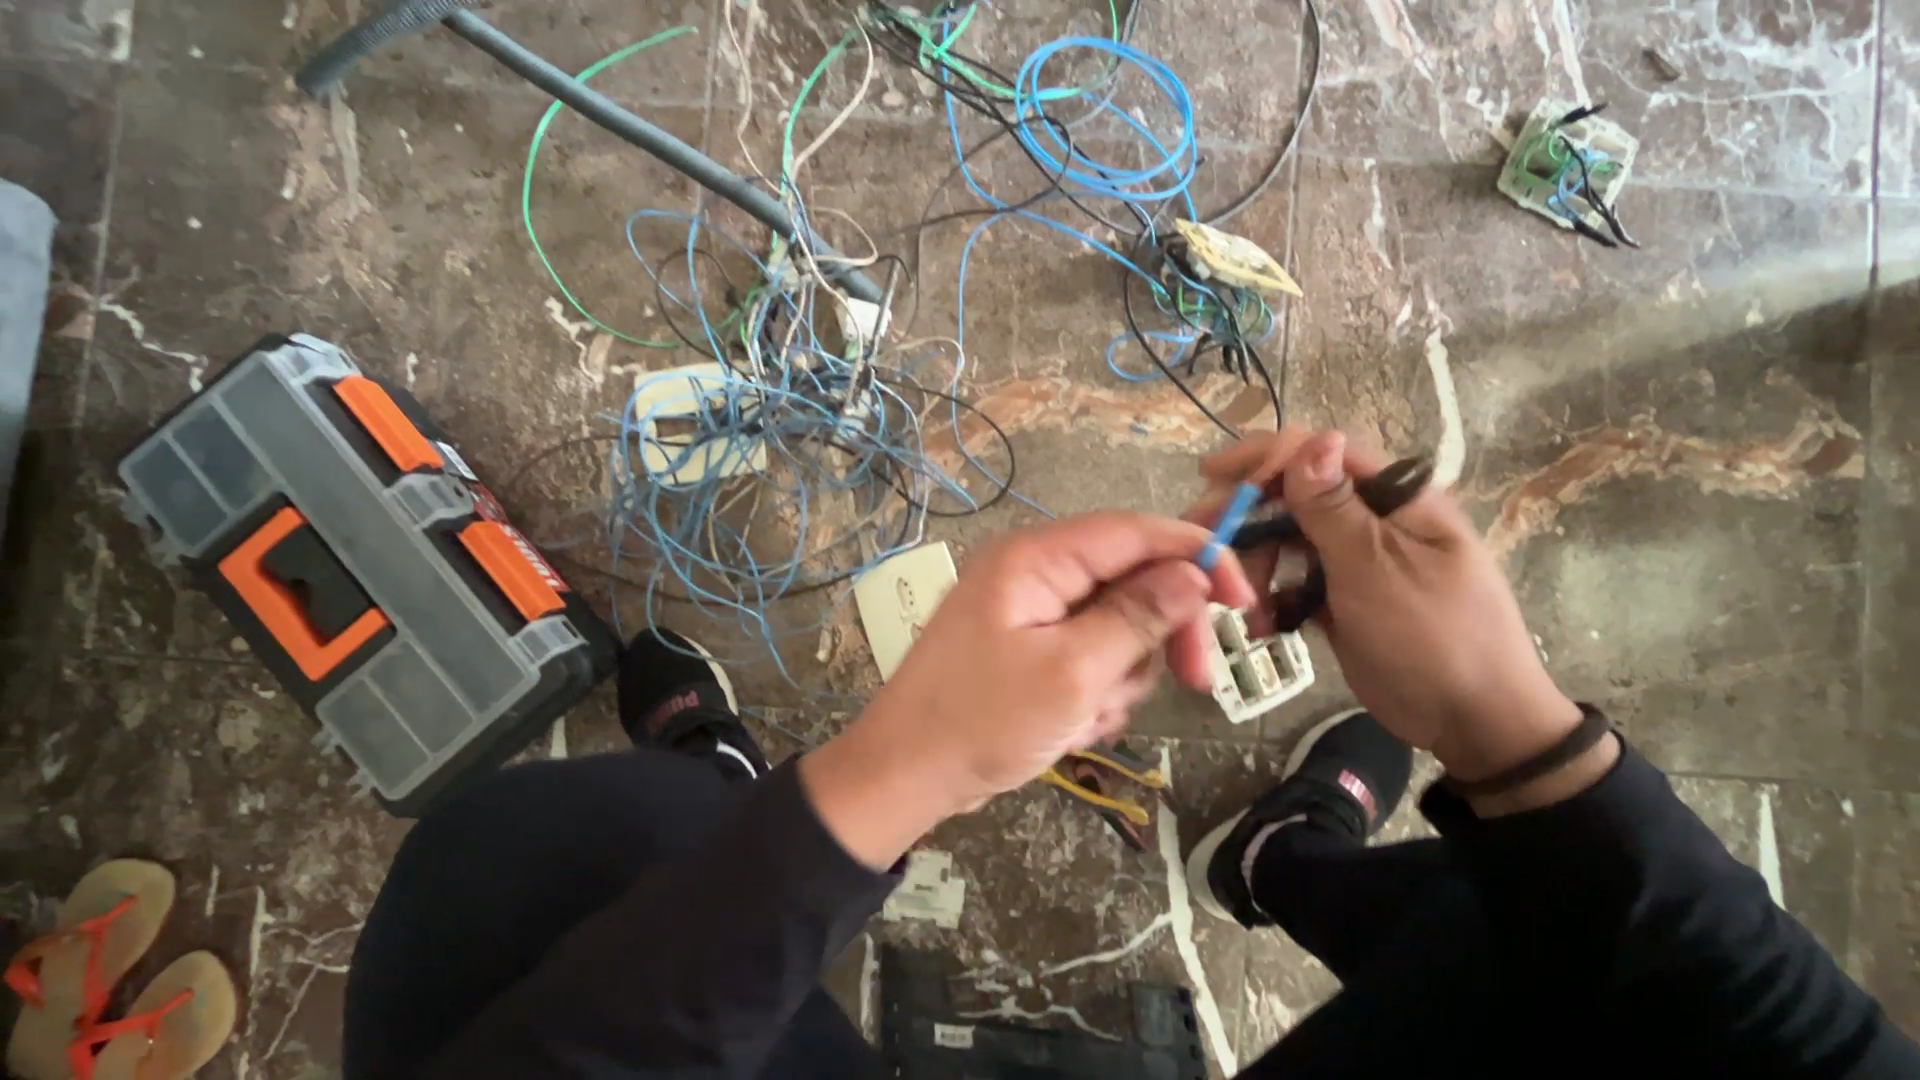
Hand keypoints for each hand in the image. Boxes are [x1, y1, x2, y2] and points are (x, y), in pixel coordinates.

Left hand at [800, 513, 1254, 866]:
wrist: (906, 776)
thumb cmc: (981, 720)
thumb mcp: (1072, 672)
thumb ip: (1138, 617)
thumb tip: (1195, 573)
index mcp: (1037, 558)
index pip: (1137, 531)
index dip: (1198, 556)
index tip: (1242, 602)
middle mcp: (1036, 574)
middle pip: (1134, 581)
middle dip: (1163, 633)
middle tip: (1195, 683)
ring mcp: (1033, 614)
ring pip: (1120, 627)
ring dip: (1124, 675)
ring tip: (1089, 715)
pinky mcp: (1032, 651)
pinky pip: (1091, 658)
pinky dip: (1096, 692)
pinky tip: (1071, 726)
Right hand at [1190, 429, 1583, 785]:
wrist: (1472, 721)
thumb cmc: (1431, 636)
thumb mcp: (1376, 567)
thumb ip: (1334, 507)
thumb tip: (1313, 438)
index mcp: (1395, 497)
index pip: (1321, 452)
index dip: (1264, 458)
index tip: (1212, 479)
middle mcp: (1373, 518)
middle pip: (1295, 496)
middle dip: (1247, 518)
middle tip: (1206, 544)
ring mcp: (1356, 559)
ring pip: (1288, 540)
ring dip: (1256, 564)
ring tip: (1242, 603)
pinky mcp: (1343, 596)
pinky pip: (1295, 581)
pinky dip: (1274, 597)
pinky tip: (1265, 623)